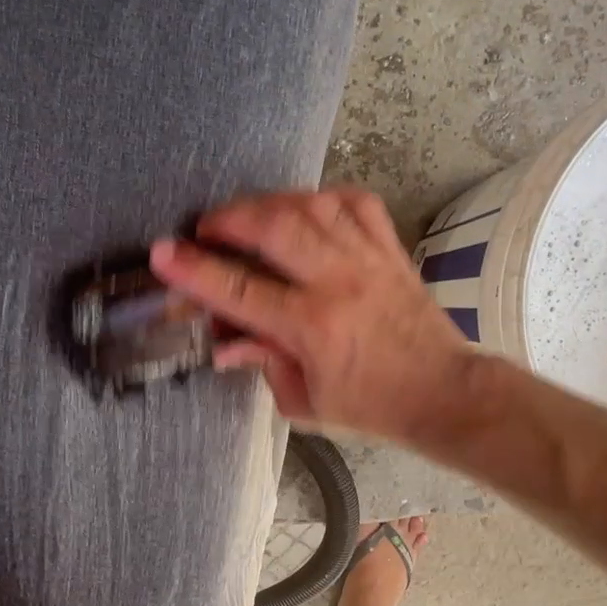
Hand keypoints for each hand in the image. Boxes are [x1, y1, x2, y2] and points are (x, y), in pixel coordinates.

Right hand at [150, 190, 480, 441]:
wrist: (443, 394)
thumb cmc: (371, 407)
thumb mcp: (304, 402)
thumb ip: (263, 365)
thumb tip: (225, 341)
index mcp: (312, 327)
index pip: (241, 291)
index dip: (195, 271)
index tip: (163, 253)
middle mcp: (338, 282)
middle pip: (275, 227)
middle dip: (230, 217)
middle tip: (207, 227)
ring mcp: (368, 259)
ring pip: (311, 204)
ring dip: (269, 202)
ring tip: (247, 215)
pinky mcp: (390, 249)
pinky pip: (354, 202)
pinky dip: (321, 197)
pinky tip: (304, 209)